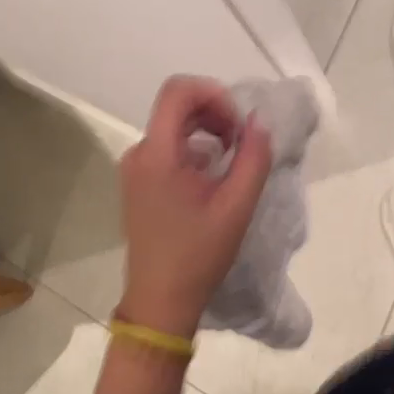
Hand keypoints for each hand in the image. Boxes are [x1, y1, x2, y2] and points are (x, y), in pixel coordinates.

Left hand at [116, 76, 273, 337]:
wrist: (159, 302)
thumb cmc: (198, 255)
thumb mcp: (236, 206)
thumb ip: (253, 158)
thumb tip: (259, 121)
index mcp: (157, 154)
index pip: (177, 92)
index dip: (212, 93)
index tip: (237, 123)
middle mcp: (139, 152)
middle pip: (176, 106)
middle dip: (214, 111)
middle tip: (240, 142)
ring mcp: (135, 168)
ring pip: (172, 125)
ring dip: (205, 130)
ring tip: (229, 160)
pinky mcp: (138, 182)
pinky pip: (166, 146)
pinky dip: (193, 147)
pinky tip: (211, 177)